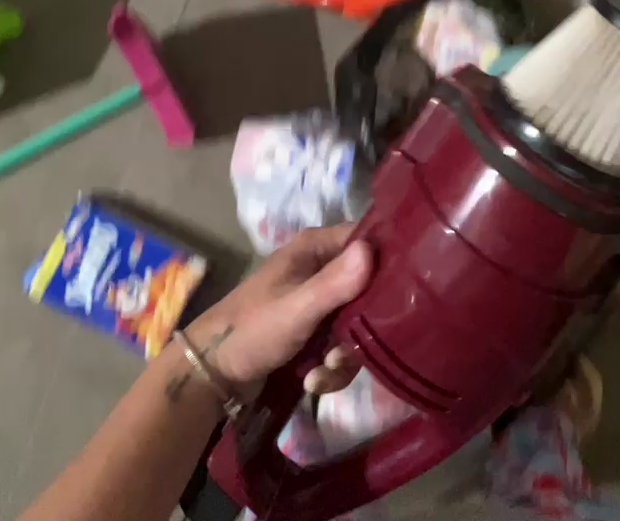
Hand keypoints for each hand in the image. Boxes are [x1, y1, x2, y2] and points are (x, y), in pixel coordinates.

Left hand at [183, 224, 372, 391]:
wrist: (212, 375)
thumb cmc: (251, 329)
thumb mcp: (296, 308)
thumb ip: (334, 284)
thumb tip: (372, 251)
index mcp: (315, 247)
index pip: (367, 239)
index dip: (388, 261)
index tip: (407, 290)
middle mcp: (321, 268)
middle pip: (368, 287)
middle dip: (364, 325)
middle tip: (348, 348)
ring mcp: (319, 302)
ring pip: (358, 322)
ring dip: (346, 353)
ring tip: (324, 371)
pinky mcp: (316, 332)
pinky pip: (343, 344)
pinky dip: (333, 366)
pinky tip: (314, 380)